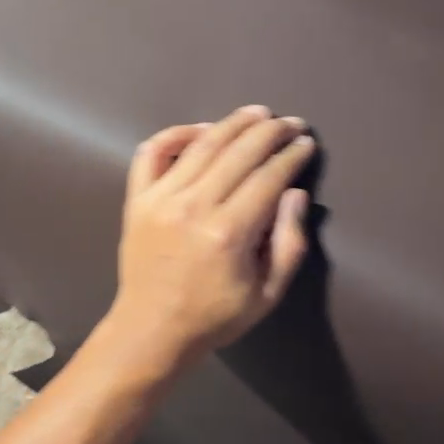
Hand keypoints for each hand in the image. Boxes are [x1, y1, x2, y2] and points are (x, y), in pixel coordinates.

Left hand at [107, 105, 315, 362]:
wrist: (152, 329)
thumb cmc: (215, 316)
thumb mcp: (267, 293)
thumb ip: (289, 242)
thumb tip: (295, 193)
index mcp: (229, 232)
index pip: (268, 177)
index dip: (291, 156)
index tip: (305, 143)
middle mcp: (194, 206)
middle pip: (238, 152)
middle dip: (270, 132)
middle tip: (289, 123)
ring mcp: (160, 199)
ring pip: (201, 145)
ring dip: (232, 123)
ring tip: (256, 114)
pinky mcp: (137, 199)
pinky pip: (152, 153)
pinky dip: (175, 134)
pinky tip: (200, 130)